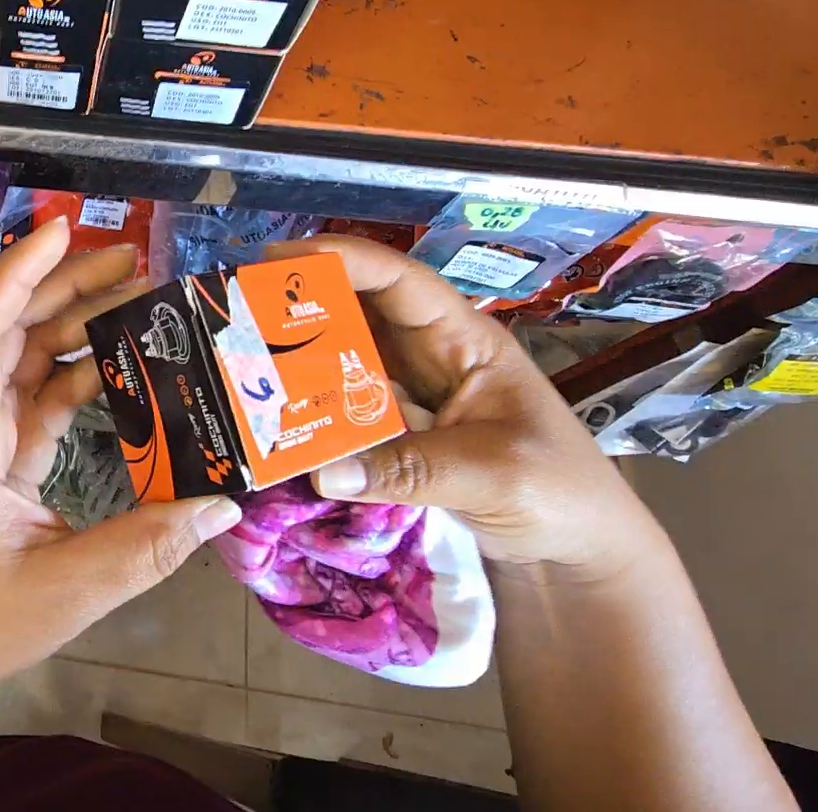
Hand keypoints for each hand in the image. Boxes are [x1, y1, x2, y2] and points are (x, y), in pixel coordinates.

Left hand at [0, 218, 243, 727]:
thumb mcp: (64, 591)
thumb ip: (145, 549)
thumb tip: (222, 506)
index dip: (13, 276)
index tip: (60, 231)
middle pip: (6, 330)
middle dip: (61, 285)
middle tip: (131, 257)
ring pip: (24, 356)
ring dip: (72, 320)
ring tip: (135, 292)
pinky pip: (38, 395)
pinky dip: (77, 372)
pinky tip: (122, 361)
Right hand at [265, 235, 660, 573]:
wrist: (578, 558)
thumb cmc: (562, 495)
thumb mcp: (495, 475)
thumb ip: (410, 470)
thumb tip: (320, 472)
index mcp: (464, 342)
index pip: (400, 283)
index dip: (343, 261)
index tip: (280, 260)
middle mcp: (428, 359)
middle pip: (358, 314)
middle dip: (302, 303)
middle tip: (238, 307)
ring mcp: (409, 397)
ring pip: (343, 360)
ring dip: (298, 357)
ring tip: (240, 356)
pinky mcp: (395, 434)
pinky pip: (342, 409)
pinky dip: (308, 408)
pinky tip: (272, 415)